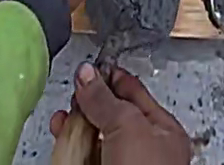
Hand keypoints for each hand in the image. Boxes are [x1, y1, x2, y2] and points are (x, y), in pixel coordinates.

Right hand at [51, 63, 191, 164]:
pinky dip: (69, 154)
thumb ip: (107, 100)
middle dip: (90, 106)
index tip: (91, 67)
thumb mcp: (128, 126)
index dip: (112, 78)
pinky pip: (83, 164)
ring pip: (95, 144)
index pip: (135, 94)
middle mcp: (144, 154)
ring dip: (76, 129)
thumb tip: (87, 73)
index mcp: (164, 132)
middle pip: (113, 120)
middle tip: (72, 93)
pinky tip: (59, 144)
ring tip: (60, 119)